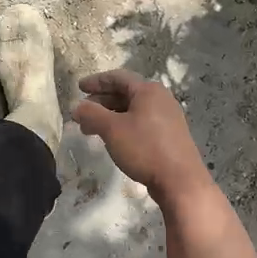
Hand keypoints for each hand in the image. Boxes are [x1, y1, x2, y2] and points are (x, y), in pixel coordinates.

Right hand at [72, 69, 212, 200]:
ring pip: (133, 110)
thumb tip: (76, 107)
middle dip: (101, 102)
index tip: (79, 88)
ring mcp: (167, 118)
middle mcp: (160, 99)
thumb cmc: (145, 148)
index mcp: (148, 90)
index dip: (96, 81)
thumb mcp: (112, 129)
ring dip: (110, 117)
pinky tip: (113, 139)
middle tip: (82, 114)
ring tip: (91, 130)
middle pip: (125, 93)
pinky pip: (141, 123)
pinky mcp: (169, 135)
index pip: (118, 77)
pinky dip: (123, 126)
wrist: (180, 181)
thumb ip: (91, 114)